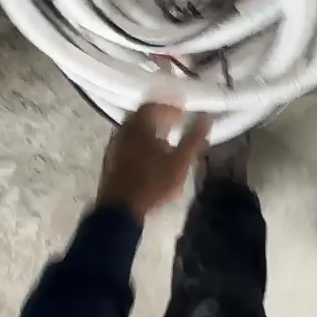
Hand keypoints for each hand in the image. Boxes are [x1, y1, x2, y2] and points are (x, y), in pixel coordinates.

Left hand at [95, 103, 211, 219]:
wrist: (120, 209)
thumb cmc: (153, 182)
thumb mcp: (180, 161)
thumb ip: (194, 138)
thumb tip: (206, 117)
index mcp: (139, 126)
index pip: (153, 106)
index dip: (170, 109)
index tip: (183, 116)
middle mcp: (123, 131)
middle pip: (141, 118)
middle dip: (160, 120)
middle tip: (175, 126)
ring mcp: (113, 147)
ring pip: (133, 132)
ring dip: (150, 134)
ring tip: (166, 145)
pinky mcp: (110, 162)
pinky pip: (127, 145)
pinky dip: (140, 146)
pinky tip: (150, 160)